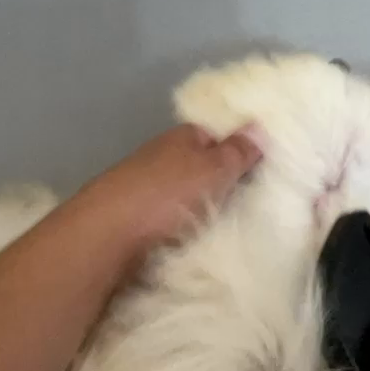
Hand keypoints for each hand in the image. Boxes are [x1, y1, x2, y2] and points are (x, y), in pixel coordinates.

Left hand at [74, 123, 262, 254]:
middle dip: (220, 181)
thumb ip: (236, 151)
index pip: (214, 134)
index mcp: (180, 138)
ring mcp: (144, 191)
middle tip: (258, 203)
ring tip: (235, 229)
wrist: (106, 239)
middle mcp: (161, 158)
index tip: (263, 167)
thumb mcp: (211, 169)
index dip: (236, 147)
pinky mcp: (133, 224)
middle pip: (198, 166)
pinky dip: (184, 231)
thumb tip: (259, 125)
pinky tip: (201, 245)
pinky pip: (170, 223)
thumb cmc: (165, 196)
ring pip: (183, 196)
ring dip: (202, 209)